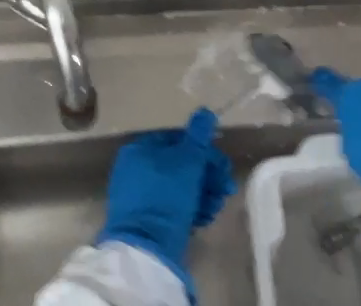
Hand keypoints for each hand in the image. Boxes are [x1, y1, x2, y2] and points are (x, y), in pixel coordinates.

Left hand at [97, 108, 235, 284]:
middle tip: (225, 188)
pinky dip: (190, 209)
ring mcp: (138, 197)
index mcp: (140, 150)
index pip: (178, 140)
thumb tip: (205, 112)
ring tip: (216, 206)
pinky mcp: (145, 221)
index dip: (204, 151)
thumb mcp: (188, 160)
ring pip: (179, 188)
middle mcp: (135, 170)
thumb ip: (199, 134)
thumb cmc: (167, 195)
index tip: (223, 166)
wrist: (146, 248)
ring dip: (203, 193)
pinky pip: (172, 207)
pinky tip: (204, 218)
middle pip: (181, 165)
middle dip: (208, 176)